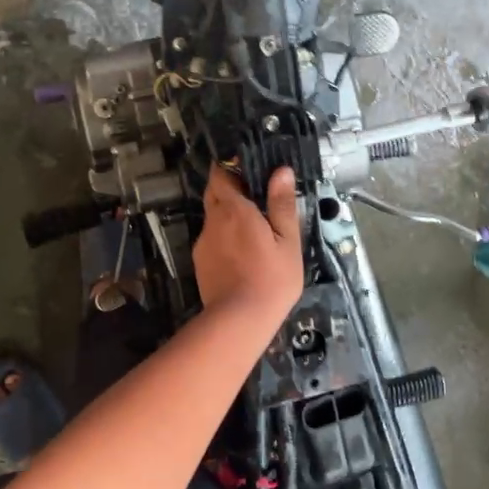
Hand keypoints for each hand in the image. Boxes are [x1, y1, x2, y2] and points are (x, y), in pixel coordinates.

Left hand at [193, 166, 303, 316]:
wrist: (239, 321)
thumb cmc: (271, 278)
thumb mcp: (288, 241)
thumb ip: (282, 204)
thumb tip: (281, 171)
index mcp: (235, 210)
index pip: (221, 174)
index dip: (231, 167)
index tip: (248, 168)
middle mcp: (213, 221)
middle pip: (214, 193)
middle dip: (229, 188)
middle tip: (255, 195)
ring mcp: (203, 243)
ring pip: (213, 217)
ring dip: (228, 215)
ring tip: (252, 227)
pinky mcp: (200, 262)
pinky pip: (212, 239)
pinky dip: (224, 237)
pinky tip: (241, 252)